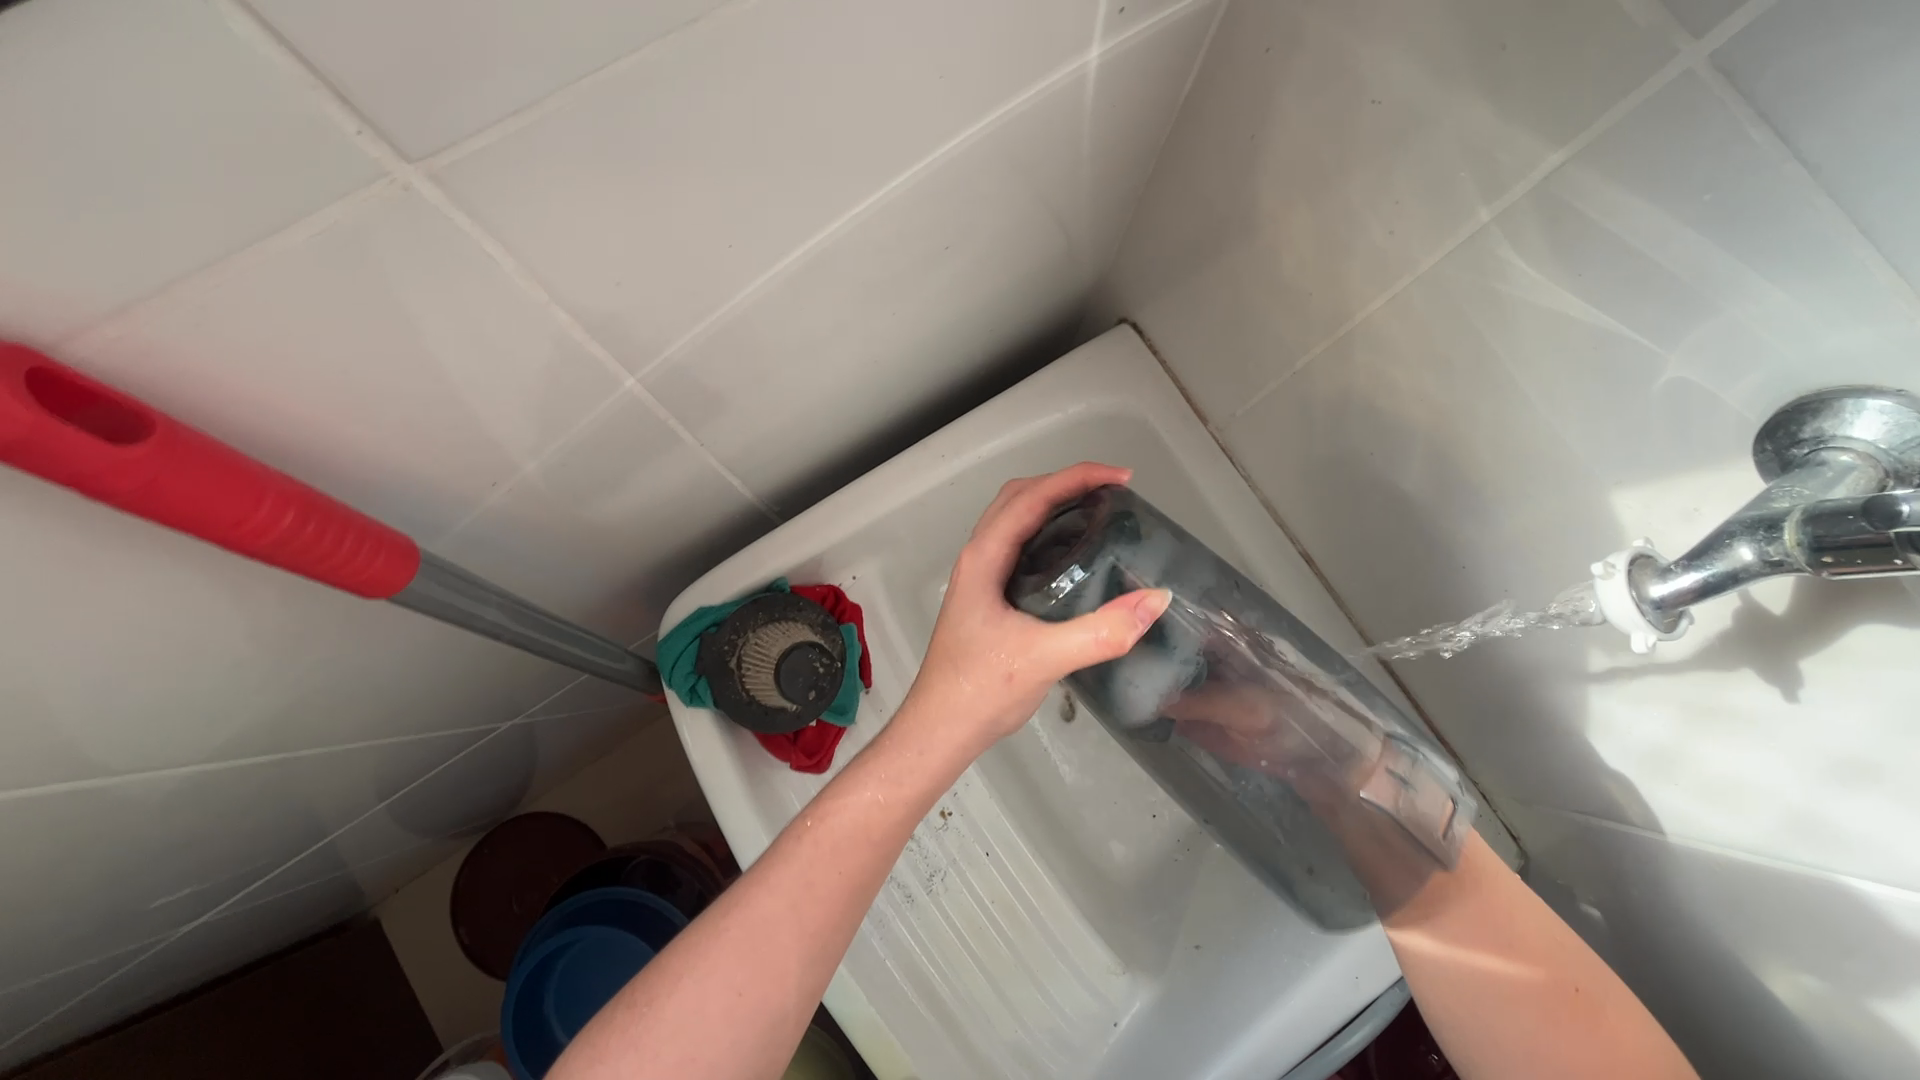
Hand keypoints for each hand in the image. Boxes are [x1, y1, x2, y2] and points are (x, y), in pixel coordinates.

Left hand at [900, 463, 1171, 753]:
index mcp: (984, 558)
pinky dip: (1048, 536)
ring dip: (1054, 506)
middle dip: (1066, 483)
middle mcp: (978, 559)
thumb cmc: (981, 690)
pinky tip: (1076, 560)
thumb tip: (1157, 599)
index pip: (1032, 497)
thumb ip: (1101, 631)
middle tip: (1113, 492)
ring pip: (1016, 522)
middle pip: (1020, 498)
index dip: (1077, 478)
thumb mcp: (1045, 659)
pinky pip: (1020, 549)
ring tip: (1099, 514)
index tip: (1122, 478)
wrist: (939, 729)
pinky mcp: (987, 600)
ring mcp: (980, 579)